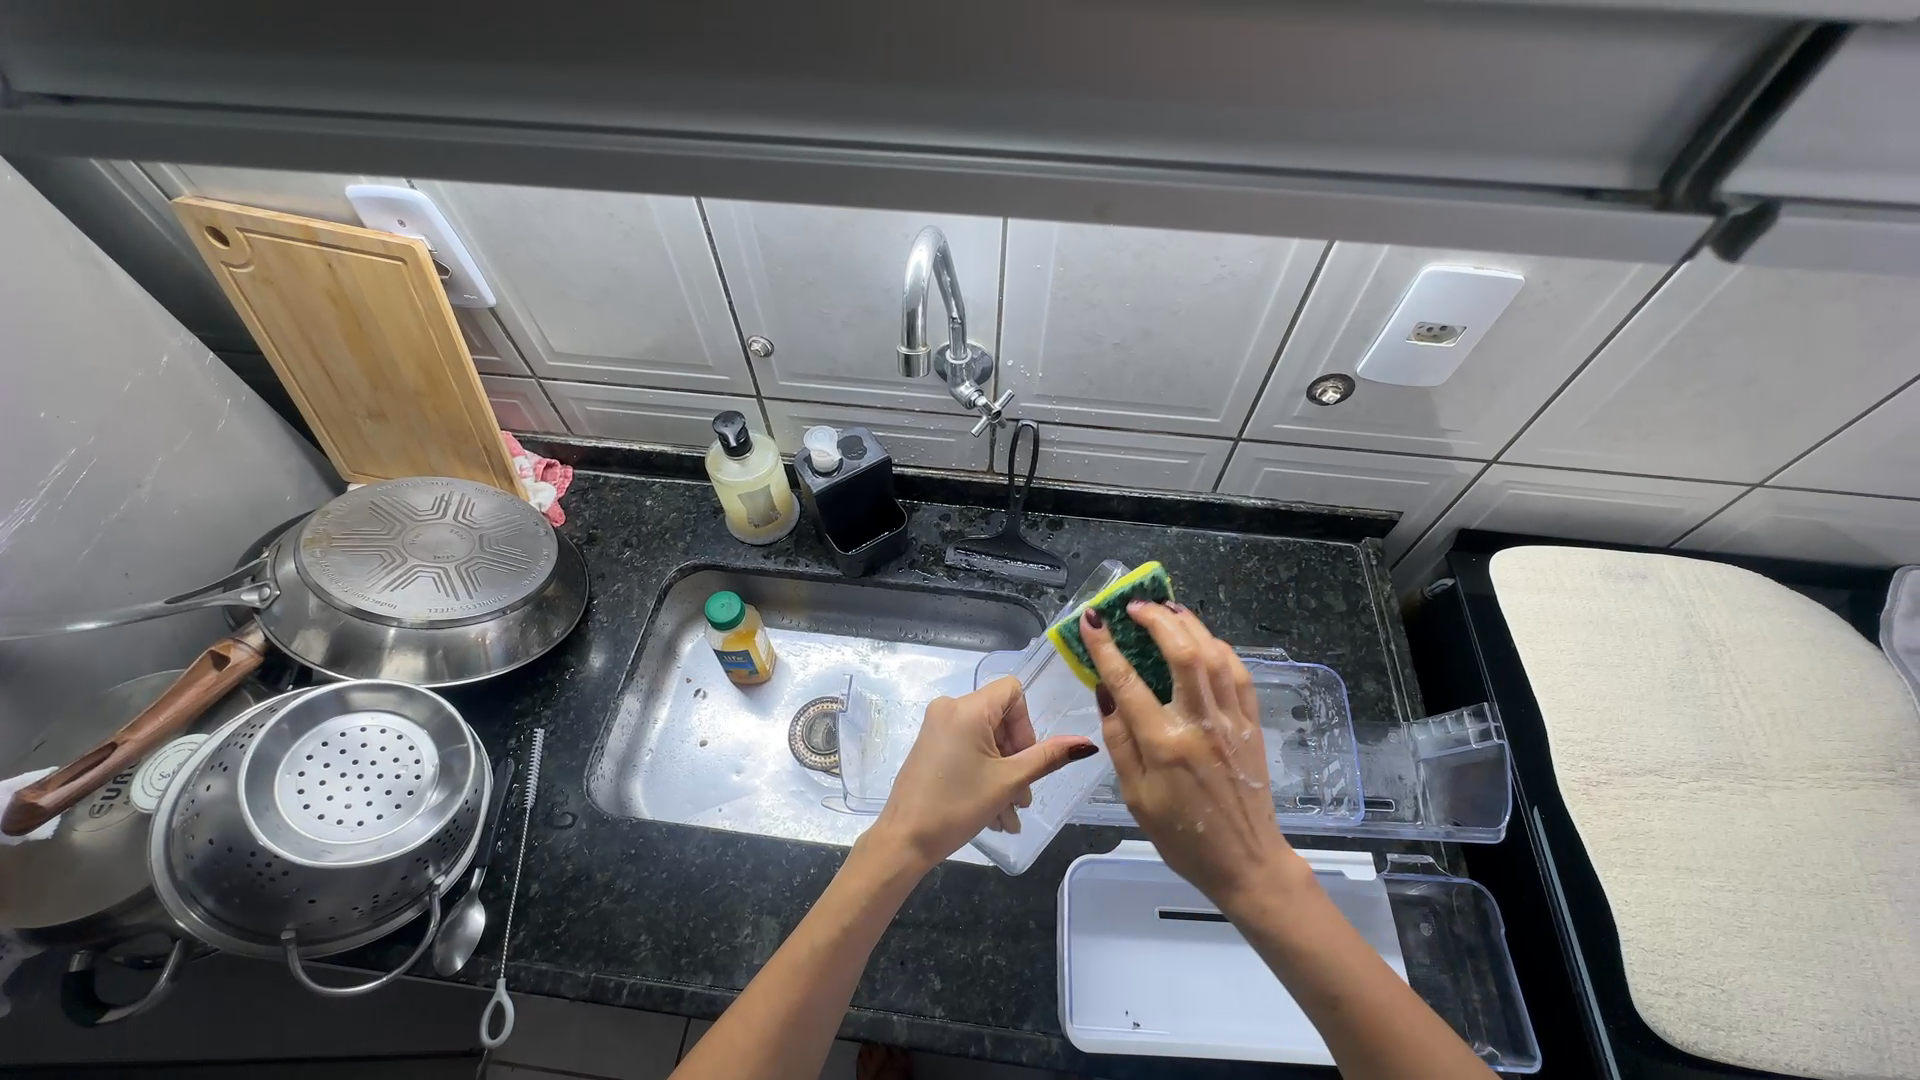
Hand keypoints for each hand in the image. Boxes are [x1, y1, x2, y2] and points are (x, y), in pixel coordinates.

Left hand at [867, 676, 1097, 873]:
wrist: (904, 839)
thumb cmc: (957, 805)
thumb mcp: (1008, 782)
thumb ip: (1048, 757)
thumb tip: (1085, 743)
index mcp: (967, 708)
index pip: (1013, 692)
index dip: (1026, 725)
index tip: (1025, 760)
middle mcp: (949, 708)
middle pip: (1000, 719)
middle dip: (1017, 759)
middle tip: (1022, 798)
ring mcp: (937, 727)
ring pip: (986, 740)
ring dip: (1004, 775)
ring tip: (1009, 815)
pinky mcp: (930, 745)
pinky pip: (968, 749)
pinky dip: (985, 774)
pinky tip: (995, 814)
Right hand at [1078, 601, 1306, 912]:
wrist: (1246, 862)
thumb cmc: (1181, 836)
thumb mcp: (1135, 797)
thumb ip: (1119, 741)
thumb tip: (1105, 692)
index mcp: (1164, 745)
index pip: (1128, 682)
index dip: (1105, 646)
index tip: (1091, 620)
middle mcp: (1201, 724)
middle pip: (1182, 653)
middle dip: (1156, 619)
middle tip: (1134, 605)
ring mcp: (1232, 721)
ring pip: (1214, 655)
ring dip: (1189, 624)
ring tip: (1167, 608)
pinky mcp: (1253, 725)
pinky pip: (1239, 674)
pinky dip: (1220, 648)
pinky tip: (1204, 641)